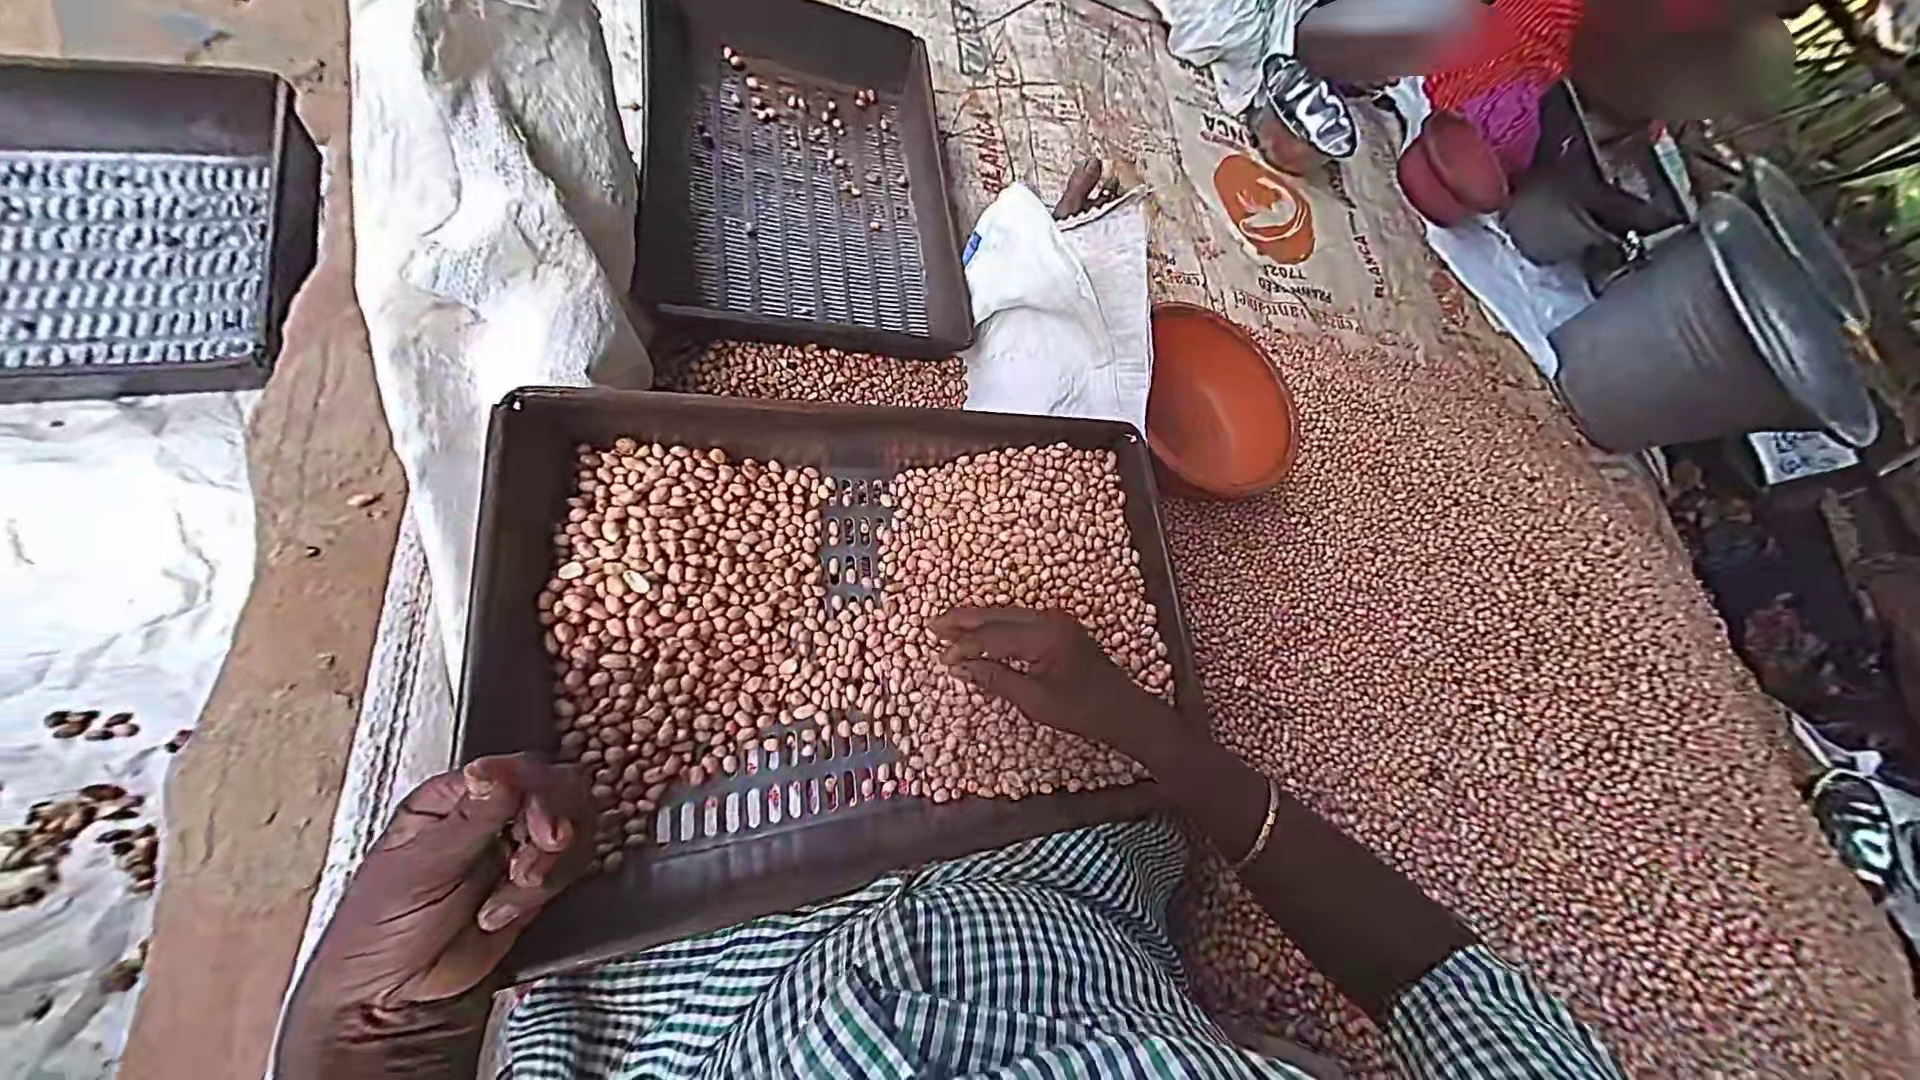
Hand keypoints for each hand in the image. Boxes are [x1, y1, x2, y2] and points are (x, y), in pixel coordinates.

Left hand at [277, 755, 590, 1076]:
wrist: (396, 1003)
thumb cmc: (381, 934)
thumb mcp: (420, 868)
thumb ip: (470, 817)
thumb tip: (492, 770)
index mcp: (457, 796)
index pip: (519, 769)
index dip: (537, 789)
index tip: (539, 820)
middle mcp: (496, 810)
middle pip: (559, 787)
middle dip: (553, 823)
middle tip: (541, 852)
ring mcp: (522, 840)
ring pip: (576, 820)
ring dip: (552, 859)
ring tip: (516, 889)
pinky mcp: (544, 871)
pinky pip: (577, 858)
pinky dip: (552, 884)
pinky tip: (510, 909)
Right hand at [931, 606, 1179, 762]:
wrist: (1124, 709)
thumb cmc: (1082, 711)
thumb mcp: (1035, 701)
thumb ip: (996, 679)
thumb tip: (960, 667)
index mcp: (1045, 636)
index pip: (993, 636)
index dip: (964, 646)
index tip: (942, 658)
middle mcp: (1050, 619)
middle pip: (997, 614)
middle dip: (964, 620)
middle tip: (933, 624)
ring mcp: (1056, 619)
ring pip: (1007, 613)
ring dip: (978, 620)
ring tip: (948, 625)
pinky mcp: (1058, 626)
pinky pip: (1019, 618)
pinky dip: (996, 624)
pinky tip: (980, 631)